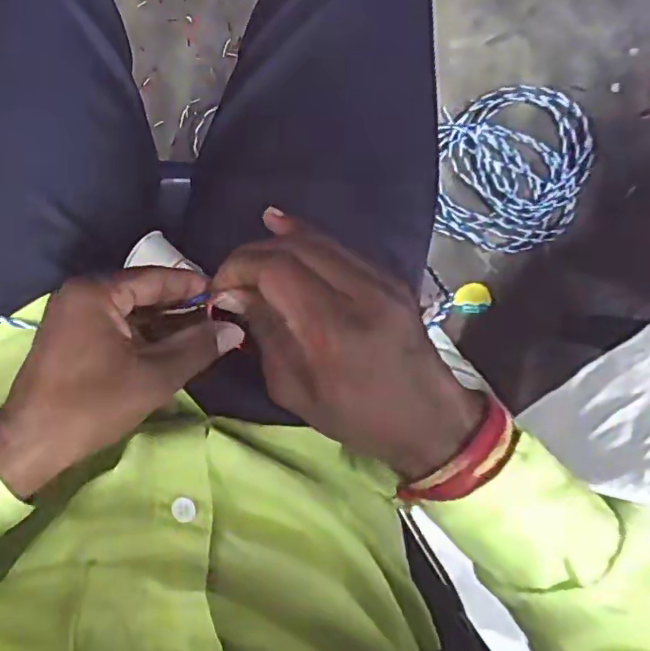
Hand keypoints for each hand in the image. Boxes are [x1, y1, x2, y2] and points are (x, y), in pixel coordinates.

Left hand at [0, 268, 245, 498]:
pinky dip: (139, 336)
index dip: (193, 286)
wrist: (32, 440)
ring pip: (126, 311)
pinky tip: (169, 348)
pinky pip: (111, 325)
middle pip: (140, 292)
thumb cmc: (93, 404)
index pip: (154, 277)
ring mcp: (70, 314)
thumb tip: (233, 329)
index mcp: (95, 291)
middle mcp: (79, 293)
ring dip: (161, 324)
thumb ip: (196, 348)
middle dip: (179, 307)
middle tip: (219, 317)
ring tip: (203, 334)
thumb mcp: (153, 376)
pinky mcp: (68, 336)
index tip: (226, 293)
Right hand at [210, 208, 484, 479]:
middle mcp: (361, 294)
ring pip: (317, 240)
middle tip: (230, 277)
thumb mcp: (293, 388)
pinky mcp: (390, 278)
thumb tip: (233, 295)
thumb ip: (264, 332)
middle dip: (251, 254)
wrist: (430, 421)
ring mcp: (381, 281)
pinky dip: (303, 237)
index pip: (275, 269)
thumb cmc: (355, 416)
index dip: (238, 268)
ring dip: (275, 242)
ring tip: (247, 257)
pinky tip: (279, 229)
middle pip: (293, 248)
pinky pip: (338, 247)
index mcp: (333, 329)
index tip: (219, 288)